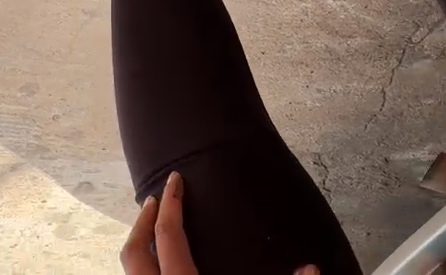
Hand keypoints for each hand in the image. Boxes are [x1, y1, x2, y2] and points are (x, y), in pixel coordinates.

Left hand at [119, 172, 320, 274]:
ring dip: (141, 246)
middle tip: (158, 199)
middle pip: (133, 254)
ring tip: (155, 228)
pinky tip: (162, 267)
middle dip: (142, 221)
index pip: (169, 239)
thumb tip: (313, 269)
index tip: (176, 180)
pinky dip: (147, 271)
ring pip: (131, 274)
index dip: (171, 205)